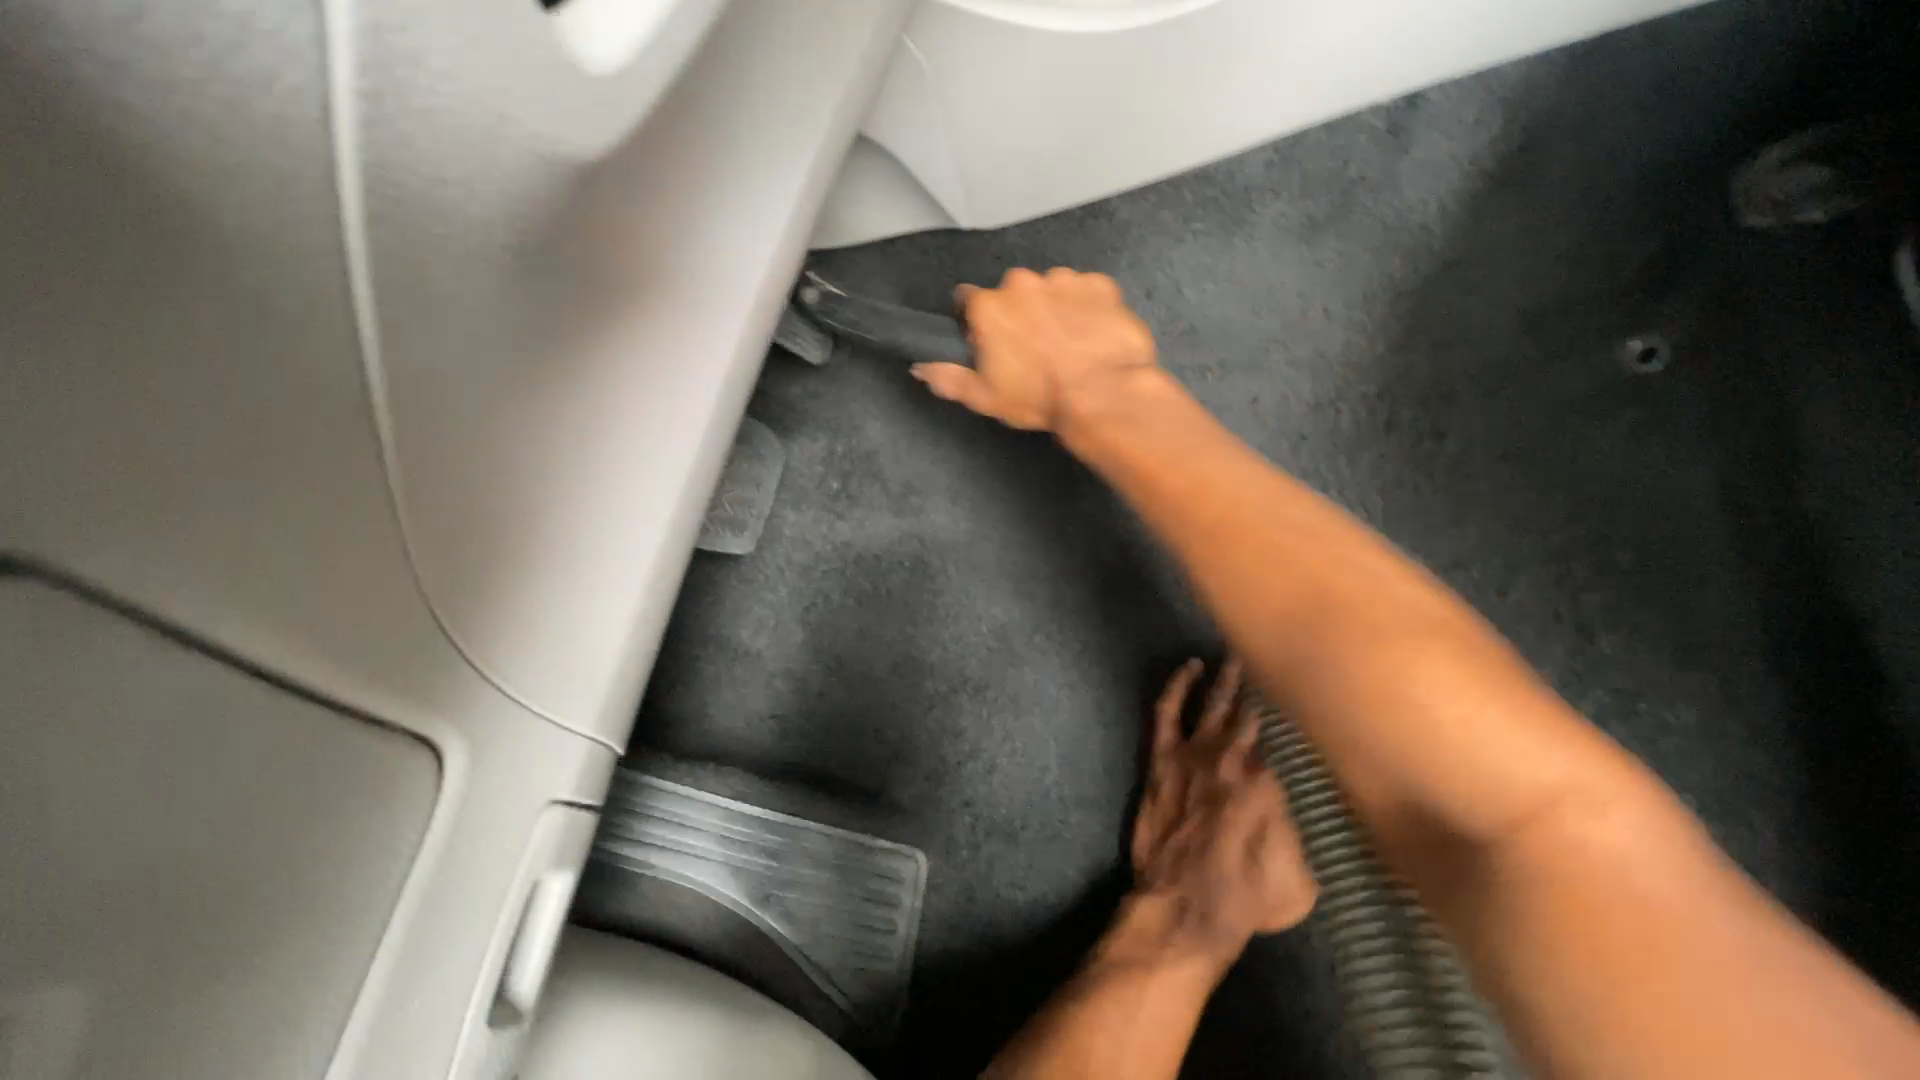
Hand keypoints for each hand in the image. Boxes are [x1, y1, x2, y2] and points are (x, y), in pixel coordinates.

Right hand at [910, 267, 1158, 431]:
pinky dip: (1087, 309)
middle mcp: (1023, 284)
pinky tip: (1090, 337)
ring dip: (1054, 310)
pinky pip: (1087, 292)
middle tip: (1032, 350)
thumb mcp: (985, 397)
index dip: (976, 321)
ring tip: (1066, 346)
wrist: (1103, 395)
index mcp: (989, 308)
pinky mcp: (1099, 285)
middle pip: (1012, 293)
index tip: (988, 340)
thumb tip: (921, 369)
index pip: (968, 300)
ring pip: (1050, 290)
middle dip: (1019, 314)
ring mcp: (1063, 281)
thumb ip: (948, 378)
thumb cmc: (1041, 397)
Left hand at [1128, 658, 1317, 966]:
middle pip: (1252, 712)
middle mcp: (1233, 761)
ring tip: (1237, 655)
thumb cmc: (1243, 901)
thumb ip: (1296, 833)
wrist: (1181, 911)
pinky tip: (1190, 668)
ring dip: (1227, 678)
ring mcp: (1193, 757)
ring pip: (1214, 704)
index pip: (1284, 740)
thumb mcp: (1297, 878)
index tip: (1305, 699)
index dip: (1293, 721)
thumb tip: (1292, 807)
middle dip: (1264, 685)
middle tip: (1278, 658)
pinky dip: (1178, 686)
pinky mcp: (1161, 762)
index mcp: (1271, 785)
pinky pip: (1168, 712)